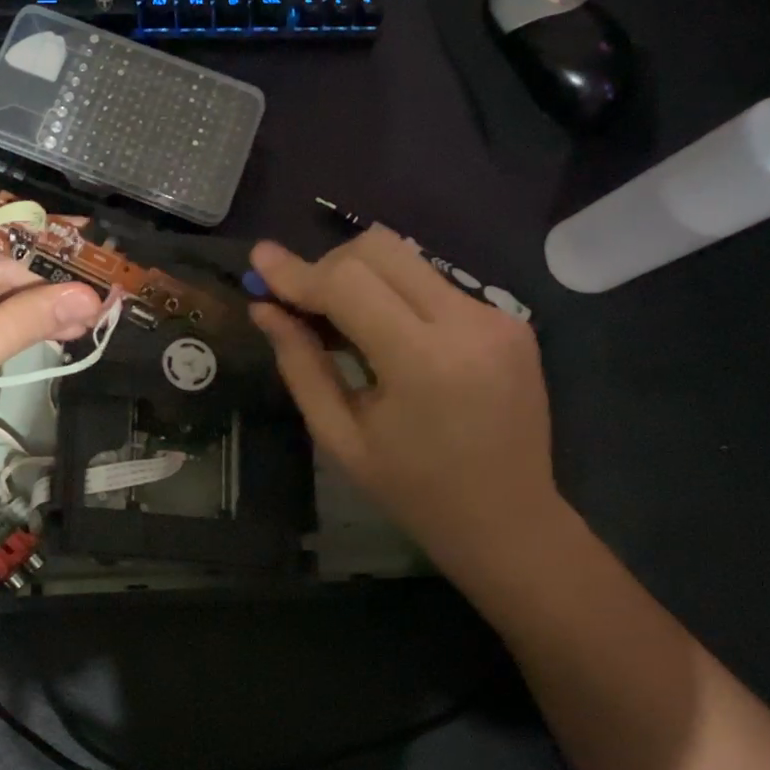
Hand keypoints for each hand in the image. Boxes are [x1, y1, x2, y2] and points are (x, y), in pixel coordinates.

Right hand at [247, 229, 561, 557]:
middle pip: (381, 249)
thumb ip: (301, 365)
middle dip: (328, 266)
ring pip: (408, 259)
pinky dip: (395, 295)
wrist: (510, 520)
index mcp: (423, 361)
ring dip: (361, 277)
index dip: (297, 272)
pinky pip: (434, 283)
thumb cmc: (412, 490)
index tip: (258, 263)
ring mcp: (496, 317)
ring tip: (339, 324)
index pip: (348, 283)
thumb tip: (264, 309)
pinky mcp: (509, 320)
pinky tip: (385, 337)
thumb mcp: (339, 436)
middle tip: (301, 304)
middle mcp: (468, 323)